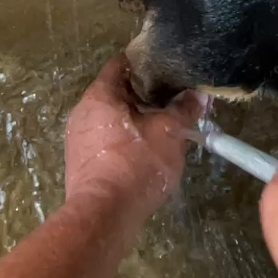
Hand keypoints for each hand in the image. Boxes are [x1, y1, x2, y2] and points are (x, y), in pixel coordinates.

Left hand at [65, 54, 203, 215]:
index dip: (145, 61)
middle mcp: (83, 110)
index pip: (121, 63)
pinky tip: (145, 150)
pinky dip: (124, 138)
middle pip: (116, 91)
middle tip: (171, 97)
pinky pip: (105, 138)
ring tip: (162, 123)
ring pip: (111, 117)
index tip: (166, 66)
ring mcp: (78, 137)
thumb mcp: (169, 133)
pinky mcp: (80, 162)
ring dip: (135, 118)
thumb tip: (199, 94)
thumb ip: (184, 109)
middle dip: (144, 93)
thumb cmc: (135, 164)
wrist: (103, 216)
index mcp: (100, 94)